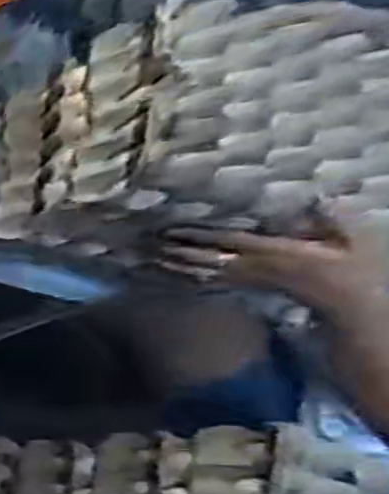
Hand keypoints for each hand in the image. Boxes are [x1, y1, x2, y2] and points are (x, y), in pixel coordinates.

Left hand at [163, 208, 388, 323]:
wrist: (345, 296)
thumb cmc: (348, 263)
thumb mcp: (349, 239)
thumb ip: (330, 219)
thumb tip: (317, 198)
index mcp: (272, 251)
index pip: (226, 241)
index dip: (197, 235)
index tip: (171, 230)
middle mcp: (250, 266)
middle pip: (203, 258)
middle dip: (173, 251)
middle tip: (146, 244)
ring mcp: (242, 279)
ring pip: (197, 273)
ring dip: (170, 266)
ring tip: (144, 259)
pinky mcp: (240, 288)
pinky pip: (205, 284)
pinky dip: (182, 280)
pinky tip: (163, 277)